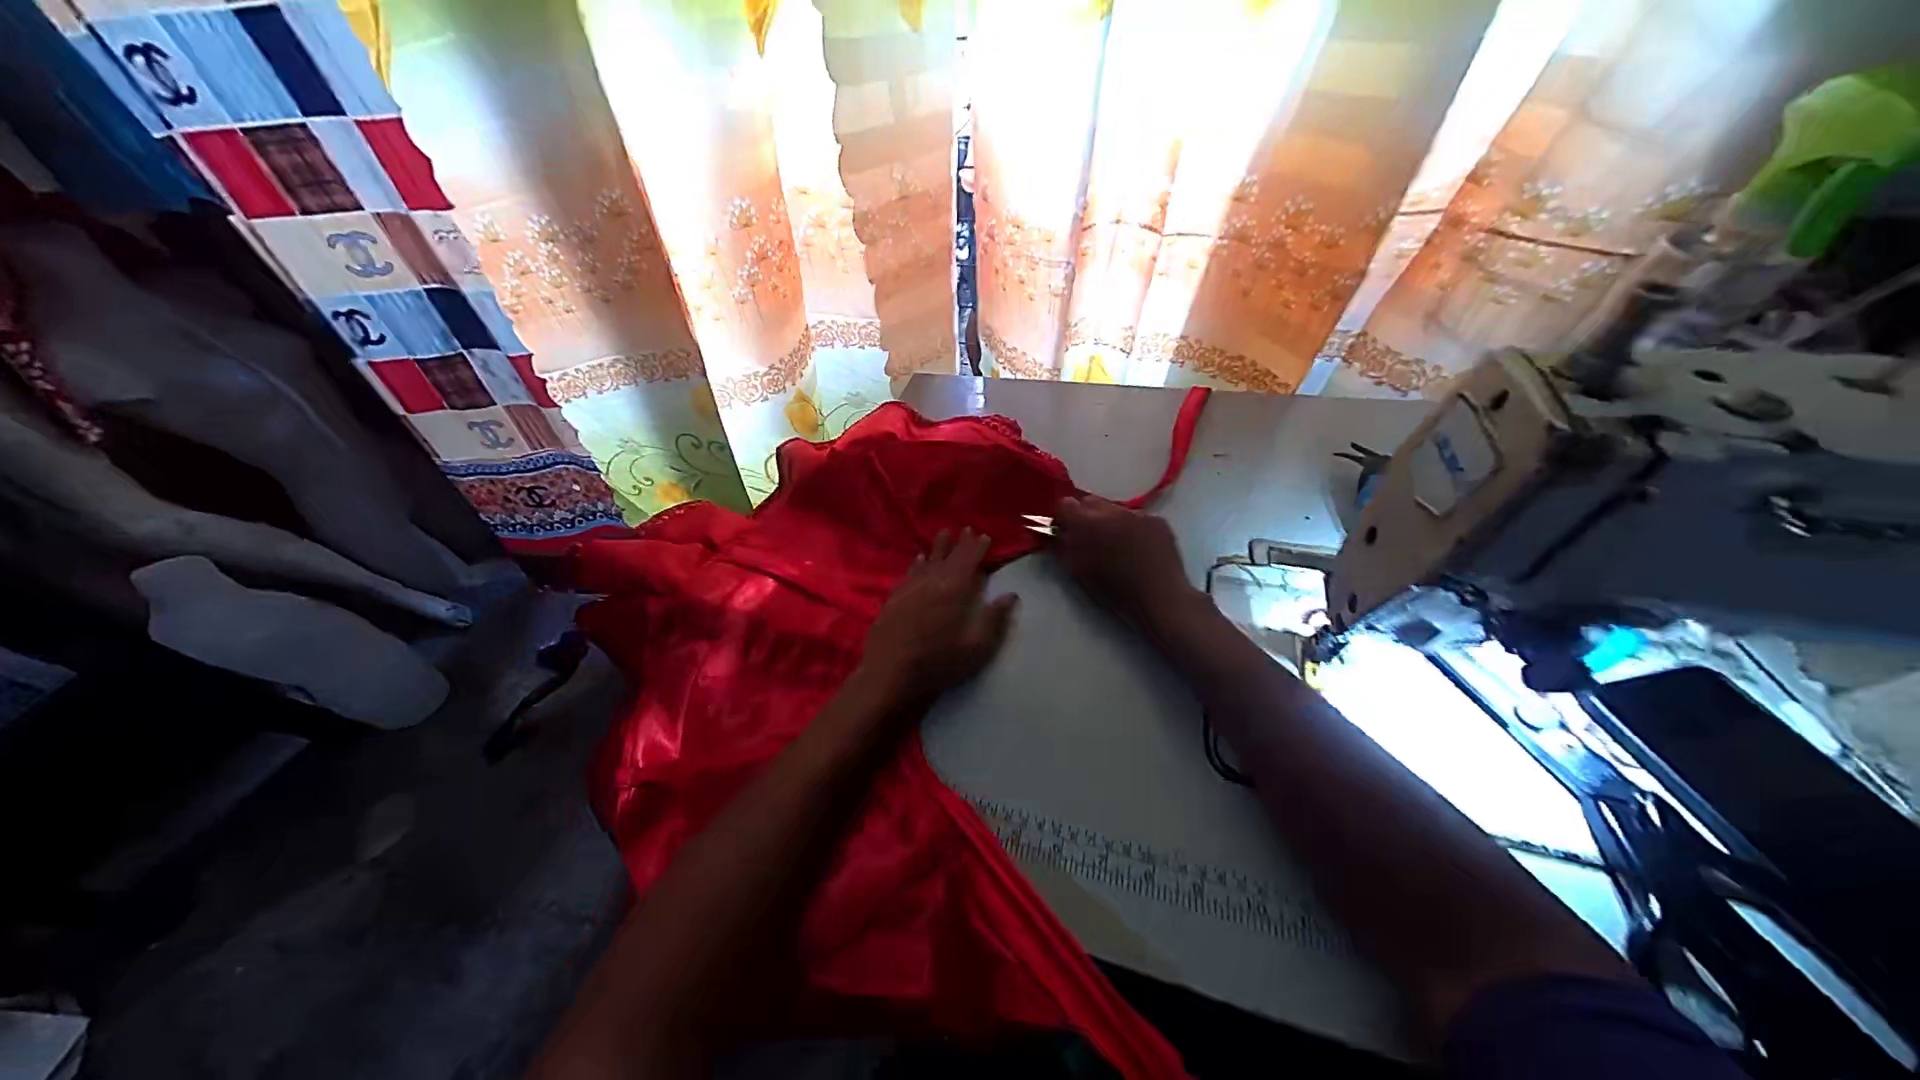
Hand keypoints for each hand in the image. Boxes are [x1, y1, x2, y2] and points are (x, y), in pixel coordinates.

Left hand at [859, 529, 1017, 701]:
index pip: (968, 561)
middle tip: (966, 529)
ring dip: (937, 548)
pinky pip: (908, 574)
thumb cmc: (938, 664)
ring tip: (943, 534)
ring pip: (926, 562)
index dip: (977, 548)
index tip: (985, 536)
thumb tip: (1010, 594)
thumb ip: (994, 618)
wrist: (890, 676)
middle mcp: (930, 583)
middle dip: (959, 544)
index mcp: (953, 591)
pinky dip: (916, 564)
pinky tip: (918, 559)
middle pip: (947, 558)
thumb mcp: (976, 647)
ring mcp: (908, 590)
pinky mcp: (893, 600)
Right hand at [1051, 496, 1197, 629]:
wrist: (1159, 598)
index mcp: (1087, 523)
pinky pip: (1139, 518)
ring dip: (1111, 522)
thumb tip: (1058, 532)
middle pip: (1090, 501)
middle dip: (1087, 516)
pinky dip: (1135, 529)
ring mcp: (1138, 513)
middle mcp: (1112, 510)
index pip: (1065, 504)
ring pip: (1116, 509)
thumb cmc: (1114, 591)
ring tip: (1119, 546)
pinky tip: (1141, 549)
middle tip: (1091, 538)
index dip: (1063, 517)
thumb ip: (1064, 546)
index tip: (1065, 530)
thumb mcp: (1079, 571)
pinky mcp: (1158, 520)